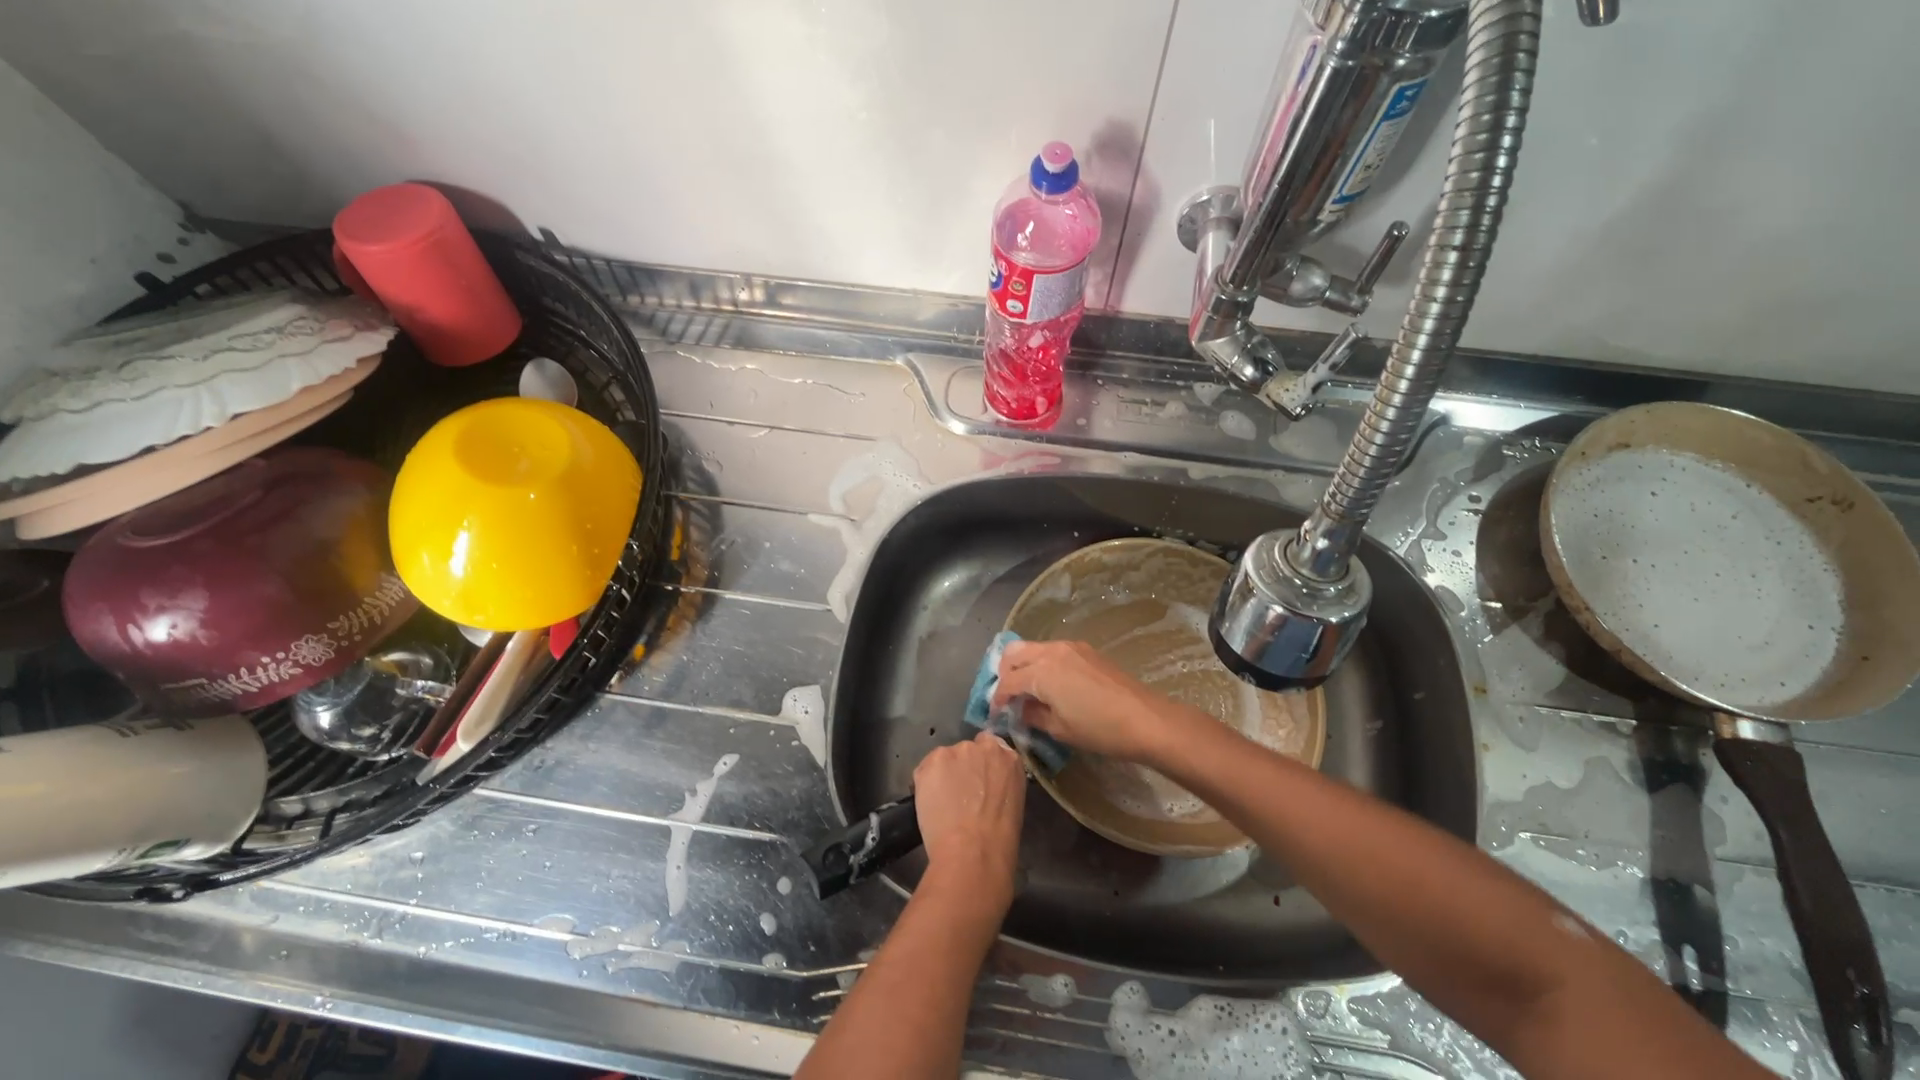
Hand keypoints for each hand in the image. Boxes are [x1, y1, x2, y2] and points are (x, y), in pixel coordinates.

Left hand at [913, 732, 1025, 908]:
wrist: (973, 849)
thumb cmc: (1000, 838)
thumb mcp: (1012, 802)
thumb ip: (999, 783)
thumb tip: (985, 785)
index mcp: (1009, 758)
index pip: (990, 746)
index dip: (980, 764)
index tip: (976, 779)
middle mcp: (982, 747)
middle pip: (966, 751)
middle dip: (962, 768)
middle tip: (960, 794)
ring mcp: (955, 752)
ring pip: (944, 759)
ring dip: (943, 775)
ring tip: (943, 803)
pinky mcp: (931, 762)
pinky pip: (925, 770)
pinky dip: (925, 784)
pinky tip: (931, 805)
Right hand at [992, 640, 1208, 763]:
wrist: (1145, 719)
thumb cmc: (1099, 729)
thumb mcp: (1059, 729)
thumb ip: (1033, 715)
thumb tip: (1021, 709)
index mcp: (1041, 671)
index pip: (1007, 681)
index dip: (997, 699)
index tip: (995, 714)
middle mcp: (1052, 651)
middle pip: (1014, 653)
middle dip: (1004, 673)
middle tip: (1007, 696)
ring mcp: (1071, 647)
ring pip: (1034, 648)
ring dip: (1024, 665)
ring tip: (1028, 690)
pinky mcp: (1086, 650)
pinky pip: (1053, 651)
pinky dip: (1042, 663)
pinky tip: (1050, 684)